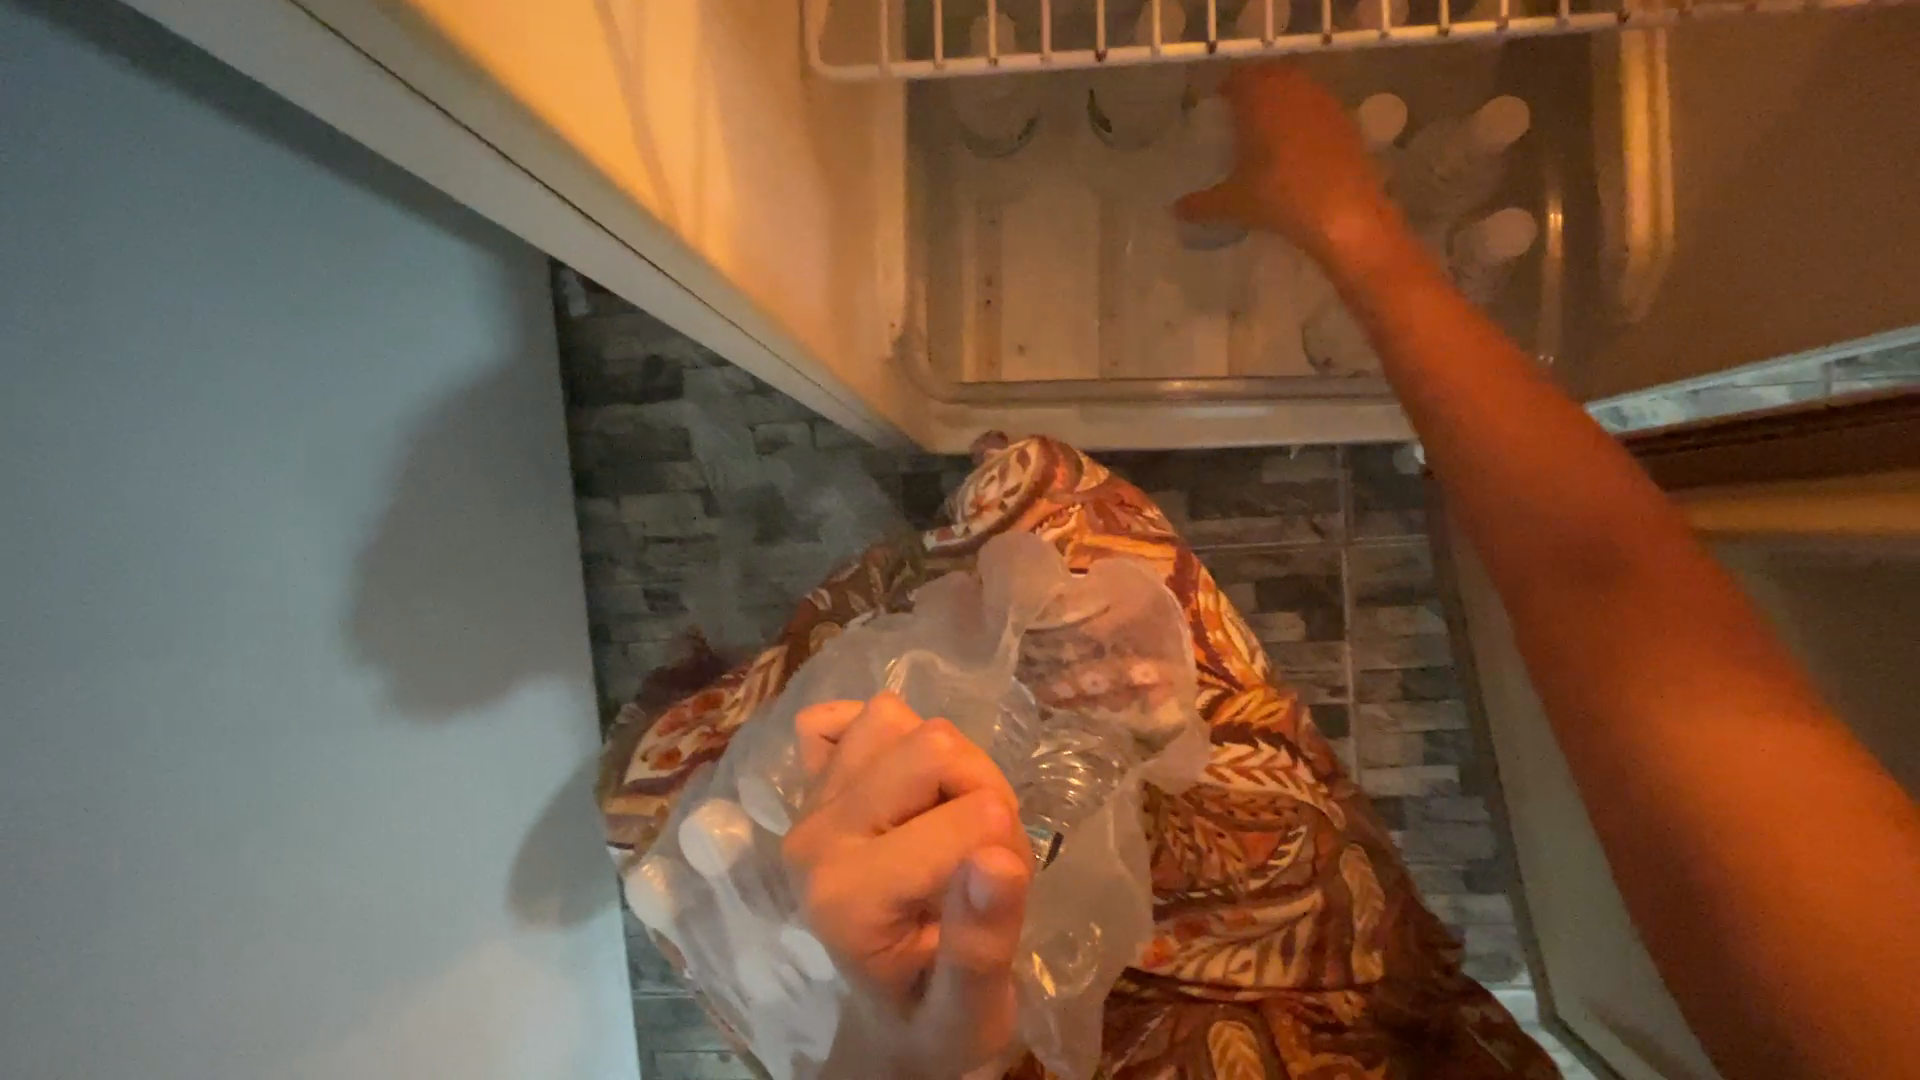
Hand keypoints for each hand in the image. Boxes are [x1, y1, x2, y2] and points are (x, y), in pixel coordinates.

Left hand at [781, 694, 1032, 1075]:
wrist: (881, 1017)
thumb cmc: (933, 1020)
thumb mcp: (972, 1012)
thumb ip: (982, 943)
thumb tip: (998, 858)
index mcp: (852, 896)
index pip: (972, 816)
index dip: (1011, 844)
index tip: (1005, 888)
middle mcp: (817, 836)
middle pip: (933, 745)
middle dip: (985, 787)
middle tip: (986, 844)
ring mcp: (808, 803)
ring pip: (893, 716)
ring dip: (943, 758)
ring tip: (949, 812)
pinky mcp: (808, 782)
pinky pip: (838, 718)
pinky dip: (878, 734)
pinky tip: (899, 783)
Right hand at [1174, 63, 1402, 269]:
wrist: (1344, 213)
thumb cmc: (1279, 198)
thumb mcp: (1233, 205)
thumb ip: (1201, 204)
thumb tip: (1176, 211)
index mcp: (1260, 99)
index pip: (1237, 79)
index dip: (1225, 91)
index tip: (1216, 109)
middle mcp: (1293, 90)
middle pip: (1269, 77)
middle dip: (1254, 93)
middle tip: (1239, 119)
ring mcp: (1324, 103)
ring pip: (1297, 90)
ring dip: (1281, 104)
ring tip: (1267, 134)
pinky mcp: (1346, 122)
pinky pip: (1318, 110)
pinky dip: (1304, 121)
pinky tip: (1297, 150)